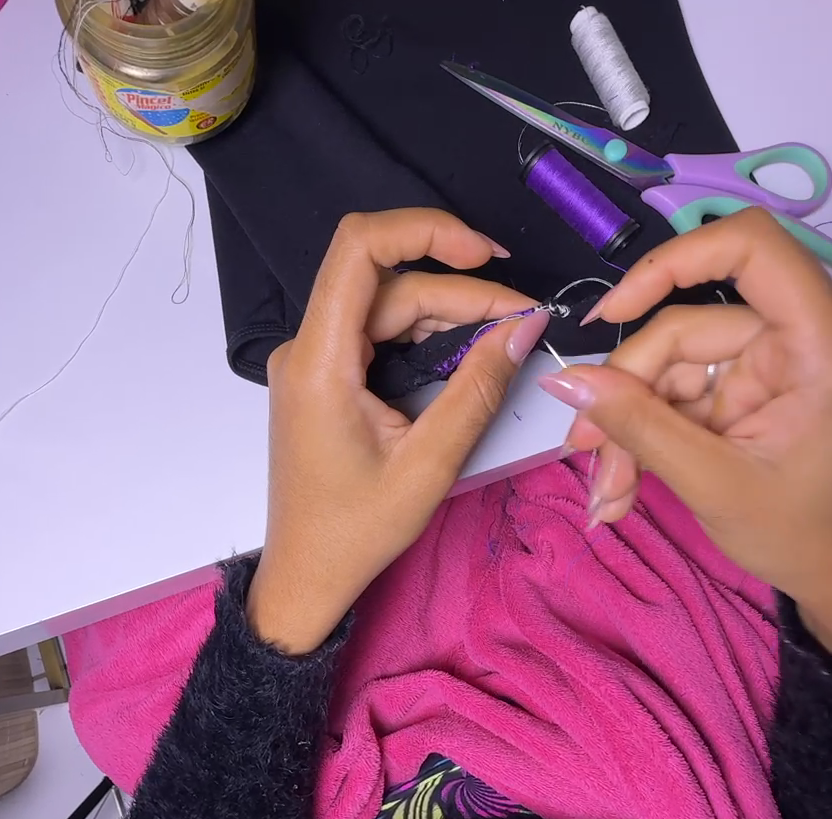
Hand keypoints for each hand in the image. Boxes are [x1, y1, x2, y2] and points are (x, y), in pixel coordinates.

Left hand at [248, 209, 549, 653]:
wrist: (307, 574)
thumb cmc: (357, 531)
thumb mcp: (429, 464)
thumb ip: (478, 389)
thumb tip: (527, 325)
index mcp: (318, 363)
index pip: (358, 248)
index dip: (425, 230)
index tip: (485, 254)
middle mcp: (305, 350)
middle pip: (386, 285)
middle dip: (458, 293)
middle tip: (522, 322)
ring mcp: (310, 364)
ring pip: (384, 310)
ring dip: (445, 317)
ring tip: (502, 340)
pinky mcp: (322, 380)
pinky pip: (375, 338)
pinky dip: (422, 340)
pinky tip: (463, 357)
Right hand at [543, 209, 831, 665]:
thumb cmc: (808, 537)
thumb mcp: (712, 482)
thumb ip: (636, 425)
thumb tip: (563, 381)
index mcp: (820, 341)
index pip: (750, 248)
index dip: (670, 263)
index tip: (608, 316)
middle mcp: (796, 340)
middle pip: (684, 330)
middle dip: (627, 397)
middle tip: (585, 454)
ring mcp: (769, 370)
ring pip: (671, 373)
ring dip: (629, 430)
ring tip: (609, 492)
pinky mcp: (750, 398)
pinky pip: (680, 402)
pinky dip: (648, 442)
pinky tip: (625, 488)